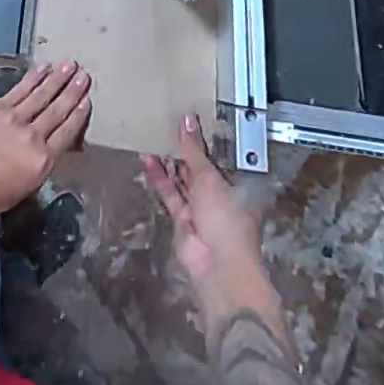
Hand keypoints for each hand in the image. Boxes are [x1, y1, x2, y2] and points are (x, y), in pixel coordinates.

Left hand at [0, 61, 92, 226]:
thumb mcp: (30, 185)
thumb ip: (45, 161)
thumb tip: (55, 143)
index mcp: (44, 159)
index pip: (67, 132)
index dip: (79, 114)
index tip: (88, 99)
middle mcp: (33, 136)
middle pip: (58, 109)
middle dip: (73, 91)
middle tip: (84, 75)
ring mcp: (15, 119)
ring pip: (41, 94)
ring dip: (57, 79)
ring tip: (70, 66)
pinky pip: (21, 89)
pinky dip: (33, 77)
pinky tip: (44, 68)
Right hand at [142, 114, 275, 315]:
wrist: (218, 265)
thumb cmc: (225, 218)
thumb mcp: (210, 177)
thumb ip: (194, 150)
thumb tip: (187, 119)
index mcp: (236, 185)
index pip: (217, 158)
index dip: (203, 141)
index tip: (187, 121)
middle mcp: (219, 197)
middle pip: (198, 169)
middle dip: (183, 151)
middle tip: (166, 126)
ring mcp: (200, 209)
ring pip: (182, 181)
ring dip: (168, 163)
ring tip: (152, 140)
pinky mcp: (182, 220)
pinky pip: (170, 195)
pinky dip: (159, 179)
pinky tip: (148, 162)